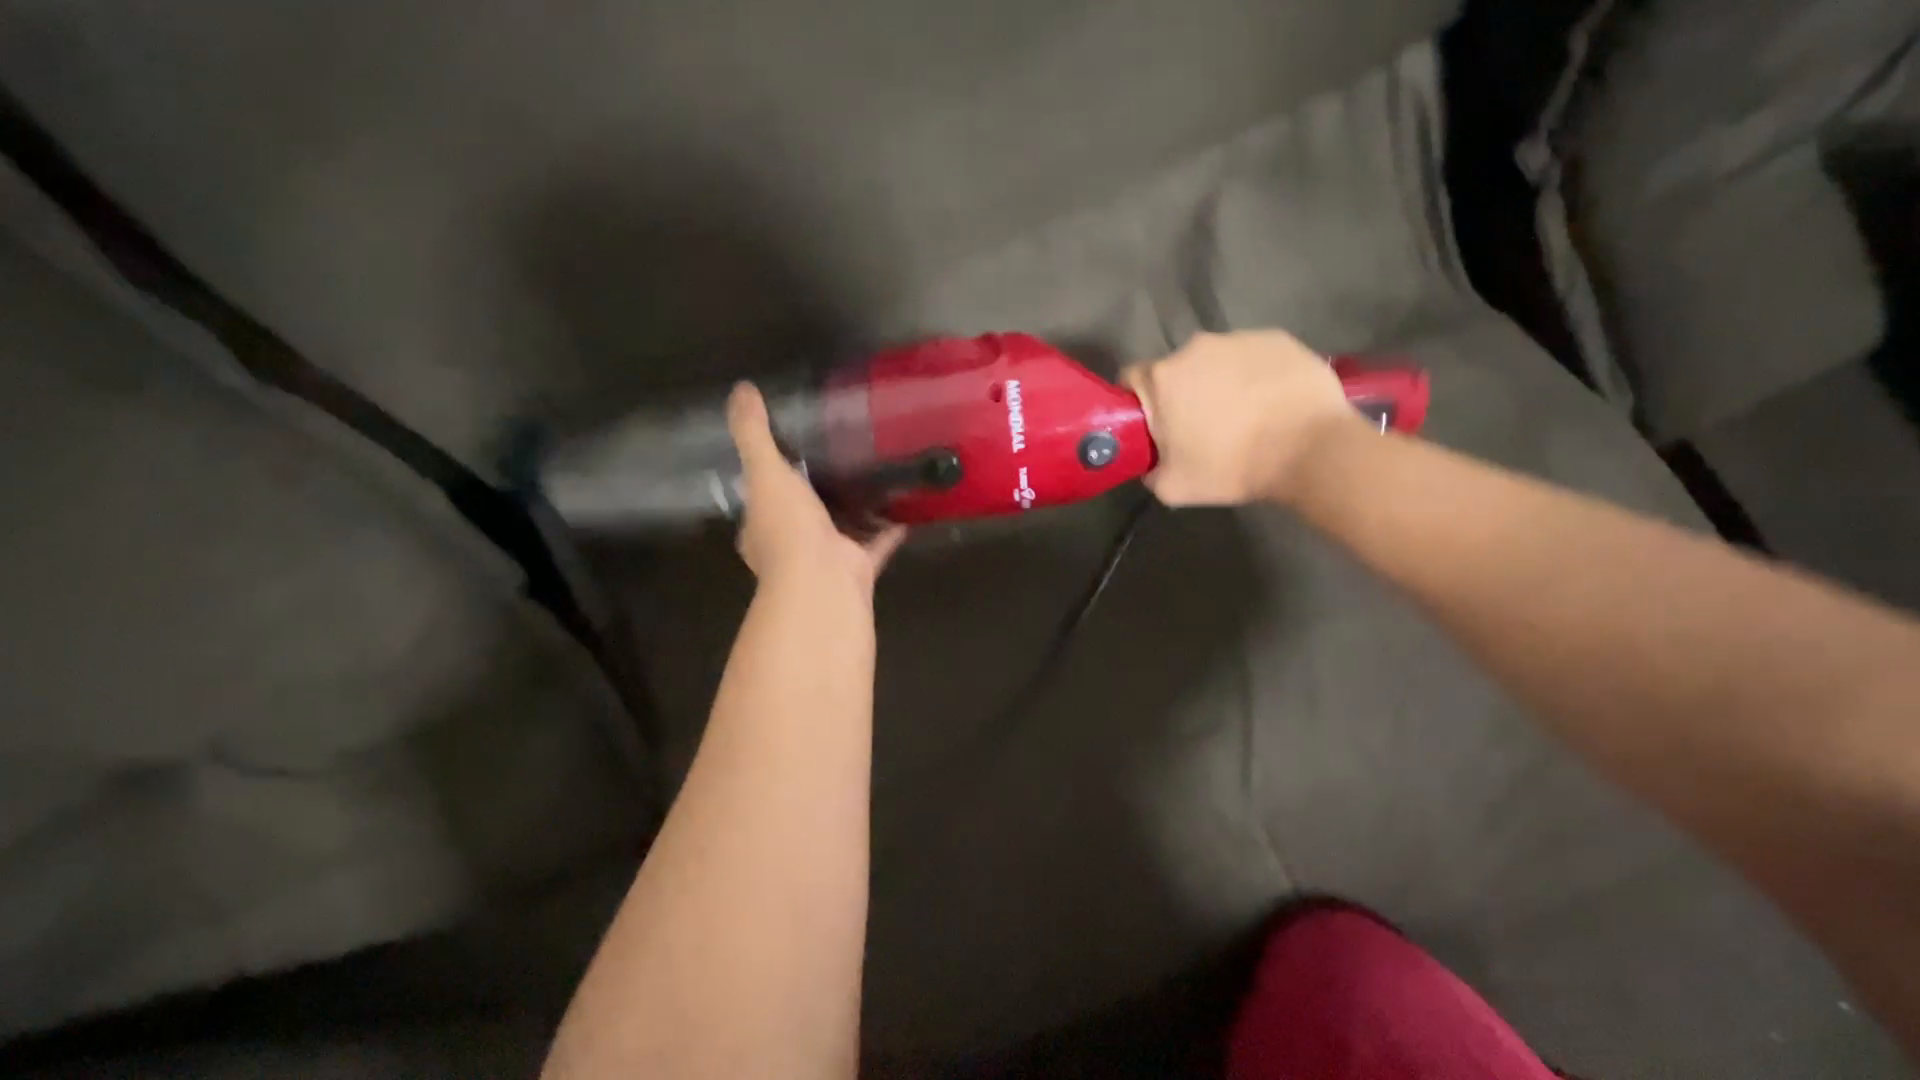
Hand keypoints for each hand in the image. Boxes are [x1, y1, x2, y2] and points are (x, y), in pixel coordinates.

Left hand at [726, 382, 906, 592]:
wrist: (823, 579)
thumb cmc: (787, 527)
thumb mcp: (765, 472)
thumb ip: (754, 433)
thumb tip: (740, 389)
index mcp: (762, 528)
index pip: (762, 497)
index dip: (771, 475)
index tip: (790, 449)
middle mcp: (790, 547)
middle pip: (803, 512)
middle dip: (818, 490)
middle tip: (839, 453)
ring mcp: (826, 558)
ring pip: (841, 527)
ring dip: (856, 507)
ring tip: (875, 471)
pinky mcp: (858, 566)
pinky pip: (877, 541)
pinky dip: (890, 526)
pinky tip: (906, 502)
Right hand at [1121, 330, 1360, 506]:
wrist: (1311, 450)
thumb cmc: (1234, 467)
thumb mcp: (1173, 487)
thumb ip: (1150, 470)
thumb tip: (1152, 462)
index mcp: (1163, 377)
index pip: (1132, 380)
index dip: (1139, 402)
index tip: (1154, 424)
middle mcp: (1196, 347)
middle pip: (1178, 369)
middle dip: (1184, 392)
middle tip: (1204, 425)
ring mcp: (1240, 338)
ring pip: (1217, 360)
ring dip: (1222, 381)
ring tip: (1246, 413)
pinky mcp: (1278, 338)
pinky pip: (1255, 355)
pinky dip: (1257, 374)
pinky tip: (1273, 401)